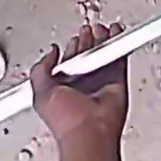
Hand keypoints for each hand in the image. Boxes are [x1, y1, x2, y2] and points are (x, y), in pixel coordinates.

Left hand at [30, 23, 127, 149]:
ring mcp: (100, 81)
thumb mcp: (42, 94)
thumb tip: (50, 53)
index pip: (68, 60)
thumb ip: (41, 70)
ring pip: (102, 53)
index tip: (75, 37)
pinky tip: (115, 33)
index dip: (71, 47)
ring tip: (102, 28)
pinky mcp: (117, 80)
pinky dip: (118, 43)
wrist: (89, 131)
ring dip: (103, 39)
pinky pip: (119, 57)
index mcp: (64, 86)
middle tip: (89, 30)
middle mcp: (82, 83)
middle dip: (87, 39)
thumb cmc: (66, 120)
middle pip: (86, 54)